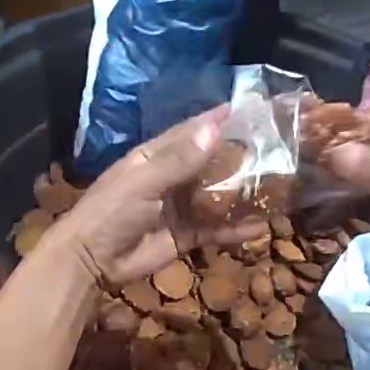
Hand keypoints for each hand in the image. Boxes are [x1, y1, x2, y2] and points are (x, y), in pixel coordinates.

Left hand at [45, 109, 258, 284]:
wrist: (92, 260)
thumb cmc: (111, 212)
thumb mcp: (144, 181)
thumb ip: (179, 159)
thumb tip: (214, 129)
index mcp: (154, 157)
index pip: (190, 132)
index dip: (217, 121)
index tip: (249, 109)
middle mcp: (169, 178)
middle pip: (209, 163)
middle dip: (238, 157)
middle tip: (276, 148)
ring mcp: (178, 207)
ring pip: (216, 196)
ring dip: (241, 193)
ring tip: (277, 186)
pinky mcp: (184, 236)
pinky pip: (214, 229)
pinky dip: (234, 229)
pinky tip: (260, 227)